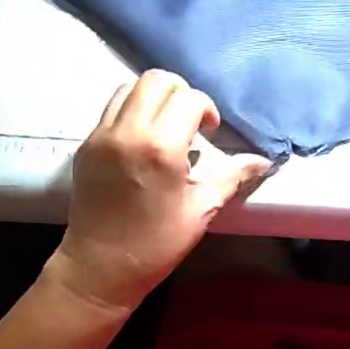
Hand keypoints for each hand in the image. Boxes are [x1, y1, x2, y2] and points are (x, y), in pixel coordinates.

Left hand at [49, 70, 270, 312]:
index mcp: (160, 147)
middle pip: (156, 80)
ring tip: (165, 125)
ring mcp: (101, 136)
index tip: (210, 132)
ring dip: (153, 97)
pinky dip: (131, 110)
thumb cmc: (156, 243)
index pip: (189, 98)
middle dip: (180, 91)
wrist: (100, 268)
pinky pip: (110, 109)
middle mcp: (127, 132)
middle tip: (190, 120)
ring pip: (128, 88)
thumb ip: (232, 176)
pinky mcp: (85, 145)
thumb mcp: (201, 209)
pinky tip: (143, 139)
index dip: (206, 108)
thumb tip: (264, 161)